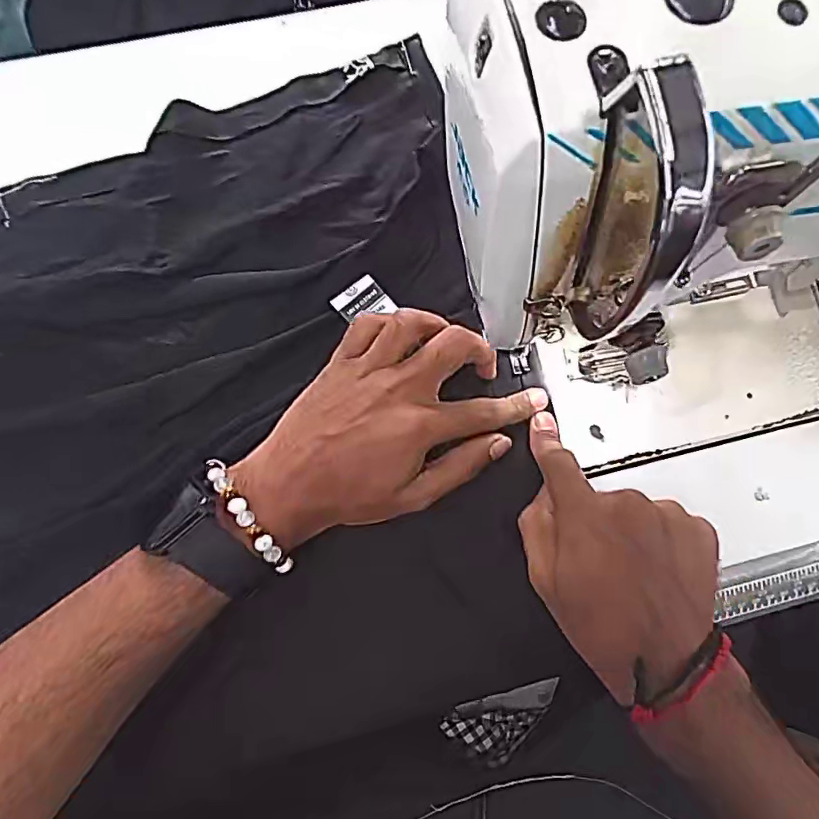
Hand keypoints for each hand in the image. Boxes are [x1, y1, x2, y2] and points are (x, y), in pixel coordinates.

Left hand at [231, 309, 548, 547]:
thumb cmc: (344, 494)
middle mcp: (396, 389)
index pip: (482, 410)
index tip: (529, 400)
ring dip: (438, 324)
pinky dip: (388, 321)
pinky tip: (398, 332)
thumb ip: (460, 467)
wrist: (289, 484)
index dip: (515, 405)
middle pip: (454, 345)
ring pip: (412, 323)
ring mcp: (367, 371)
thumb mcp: (413, 497)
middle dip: (482, 349)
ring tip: (446, 337)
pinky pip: (367, 325)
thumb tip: (492, 447)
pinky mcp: (341, 364)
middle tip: (484, 364)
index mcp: (419, 425)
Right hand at [517, 410, 720, 705]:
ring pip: (636, 510)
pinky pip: (667, 522)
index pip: (558, 464)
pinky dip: (661, 542)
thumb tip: (542, 499)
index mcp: (583, 517)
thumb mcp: (546, 583)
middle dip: (596, 523)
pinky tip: (655, 573)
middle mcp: (626, 505)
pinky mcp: (695, 526)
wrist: (665, 660)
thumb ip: (536, 528)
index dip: (547, 443)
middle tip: (599, 565)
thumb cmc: (606, 630)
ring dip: (632, 534)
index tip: (544, 427)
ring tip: (632, 576)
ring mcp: (664, 514)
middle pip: (600, 497)